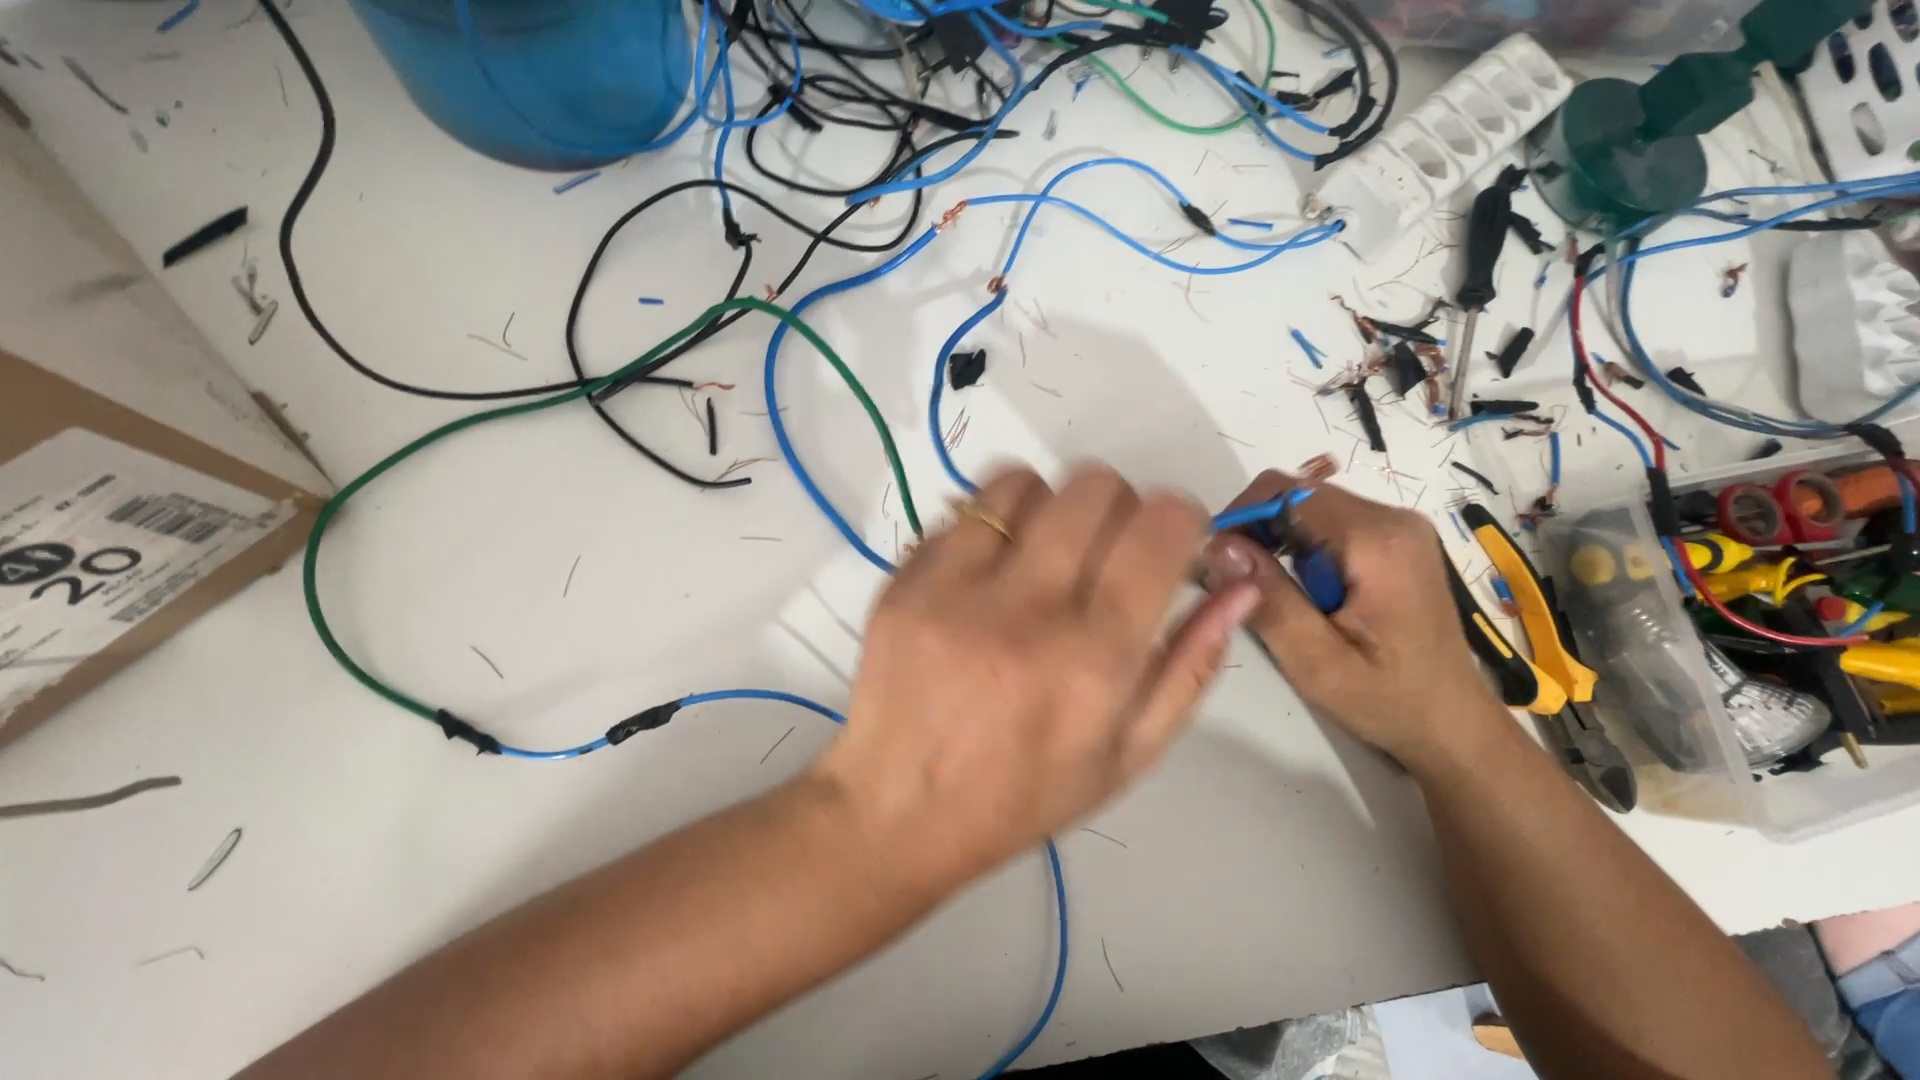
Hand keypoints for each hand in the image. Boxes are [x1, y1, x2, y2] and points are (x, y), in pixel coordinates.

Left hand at [811, 464, 1262, 895]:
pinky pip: (963, 512)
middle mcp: (1025, 610)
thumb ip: (1191, 665)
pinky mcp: (904, 582)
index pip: (1159, 529)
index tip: (1171, 543)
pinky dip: (991, 526)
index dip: (1181, 518)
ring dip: (1050, 506)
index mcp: (1094, 658)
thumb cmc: (1026, 795)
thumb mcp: (1129, 754)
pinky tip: (988, 574)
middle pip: (1093, 487)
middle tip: (1107, 550)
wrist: (901, 812)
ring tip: (1044, 554)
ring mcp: (953, 590)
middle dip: (1120, 505)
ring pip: (1023, 483)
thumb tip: (1238, 586)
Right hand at [1198, 470, 1507, 770]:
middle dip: (1256, 532)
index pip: (1287, 492)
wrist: (1451, 722)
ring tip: (1268, 596)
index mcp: (1378, 541)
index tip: (1214, 561)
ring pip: (1310, 508)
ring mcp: (1399, 528)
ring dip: (1277, 543)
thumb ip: (1269, 600)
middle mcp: (1394, 519)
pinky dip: (1301, 549)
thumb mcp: (1317, 662)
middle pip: (1298, 495)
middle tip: (1235, 586)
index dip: (1240, 516)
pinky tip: (1301, 594)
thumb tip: (1218, 547)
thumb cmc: (1388, 699)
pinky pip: (1330, 525)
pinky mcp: (1396, 542)